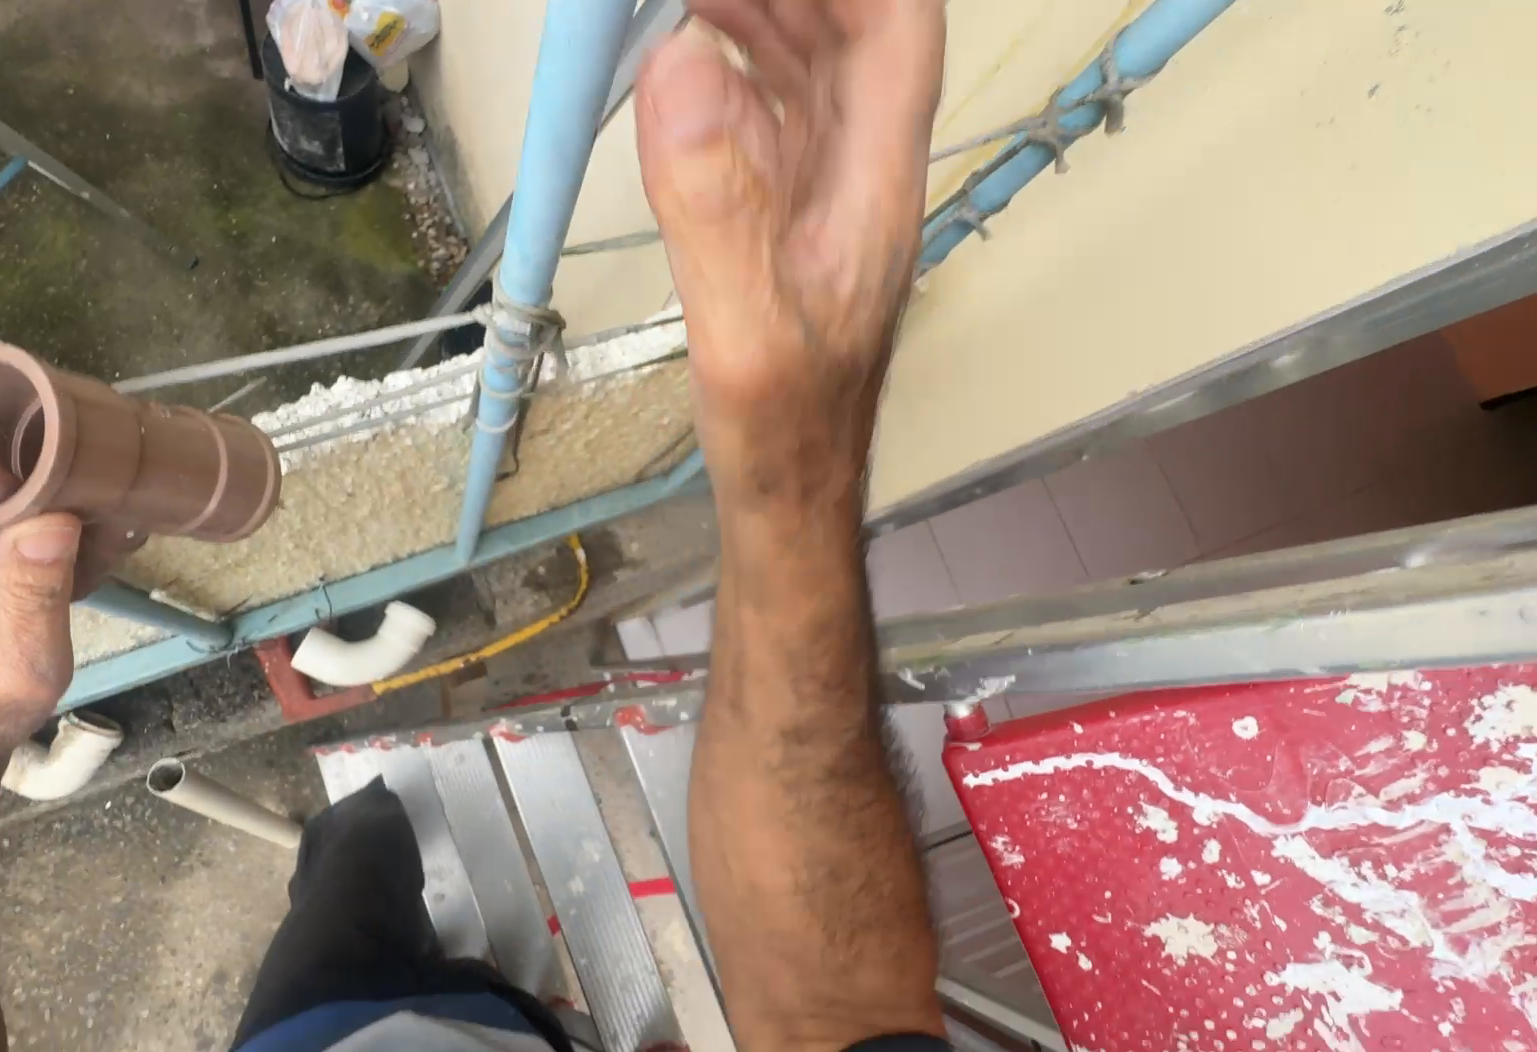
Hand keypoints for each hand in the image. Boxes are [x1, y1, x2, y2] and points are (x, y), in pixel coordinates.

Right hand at [637, 0, 943, 509]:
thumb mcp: (744, 333)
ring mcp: (817, 197)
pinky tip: (675, 63)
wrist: (785, 488)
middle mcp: (855, 175)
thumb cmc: (780, 430)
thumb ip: (716, 210)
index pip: (891, 28)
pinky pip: (760, 119)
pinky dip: (721, 75)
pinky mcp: (780, 220)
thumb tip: (678, 62)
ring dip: (747, 12)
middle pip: (844, 30)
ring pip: (802, 67)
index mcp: (872, 188)